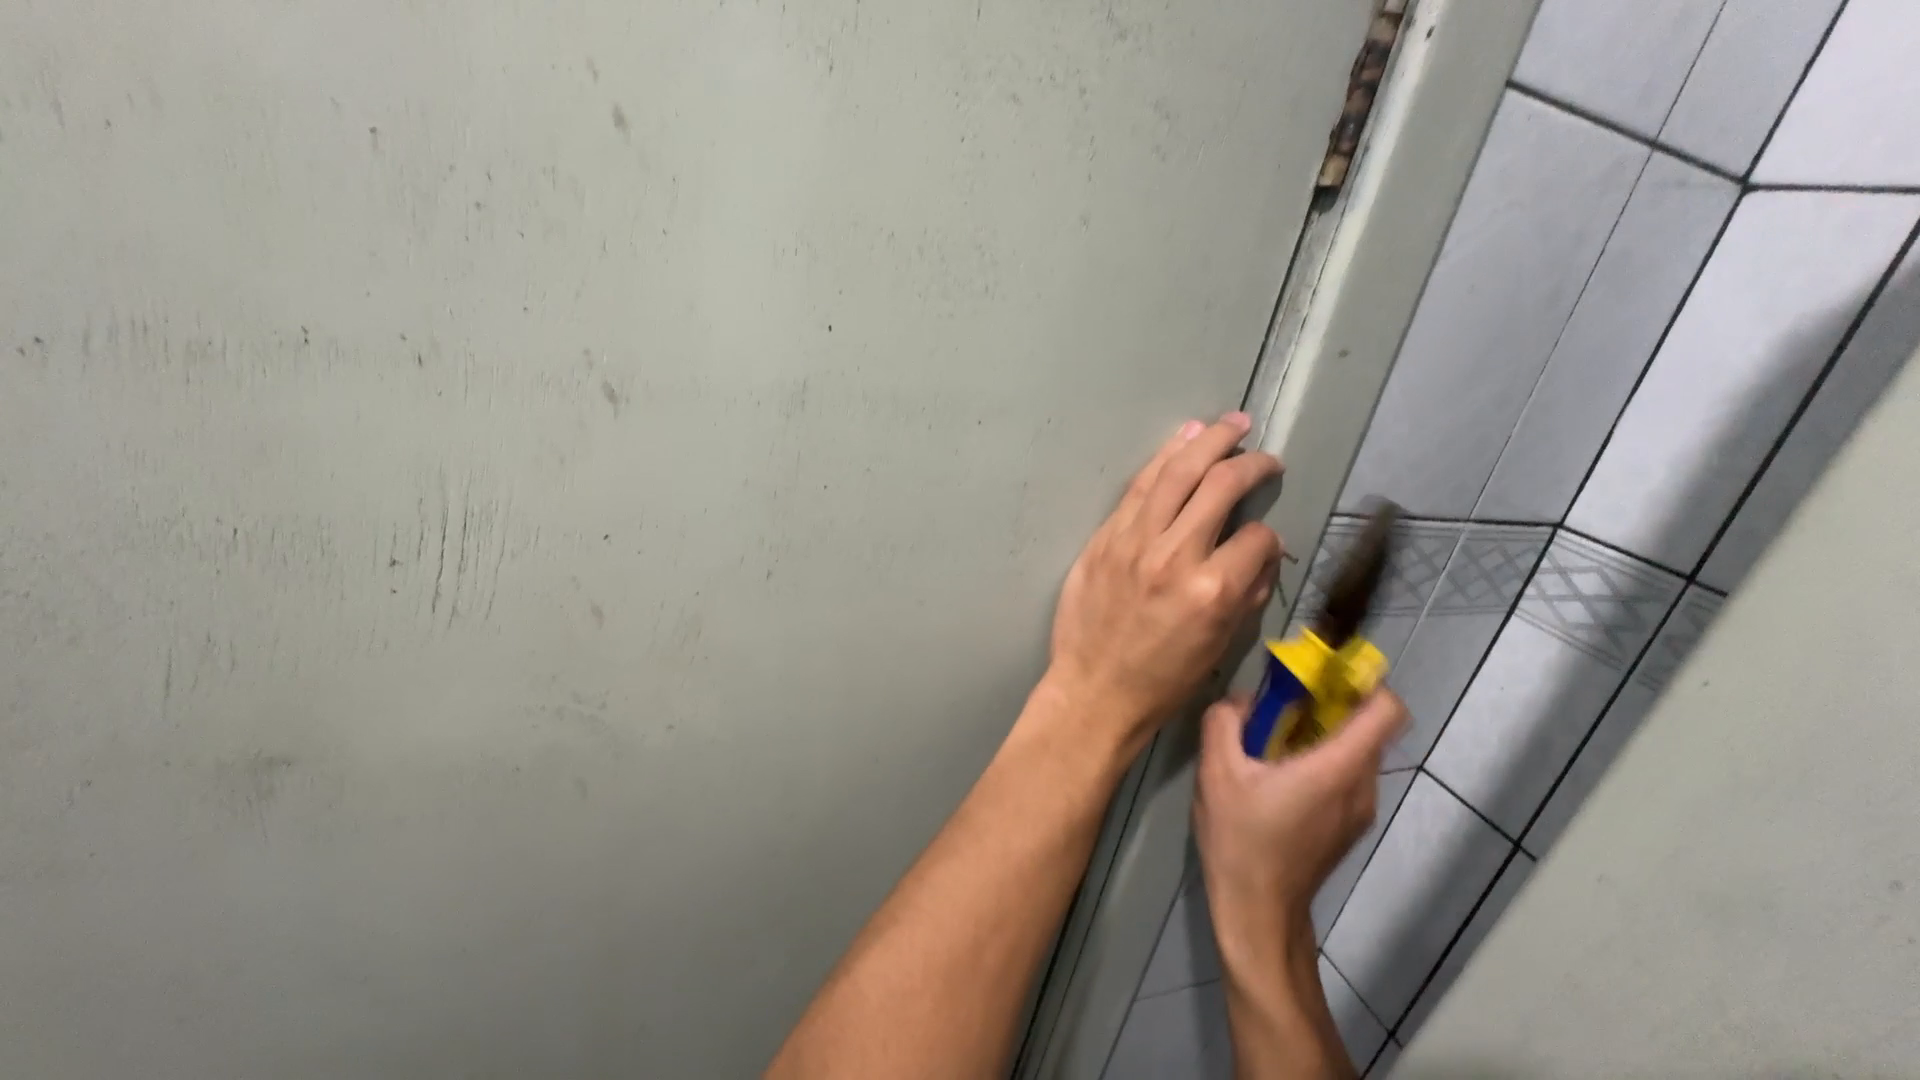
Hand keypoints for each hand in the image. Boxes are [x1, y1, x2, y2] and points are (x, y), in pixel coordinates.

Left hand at [1040, 412, 1282, 751]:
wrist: (1095, 691)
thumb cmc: (1163, 680)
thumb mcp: (1221, 645)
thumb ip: (1248, 593)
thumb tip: (1262, 553)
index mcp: (1212, 590)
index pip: (1257, 537)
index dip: (1270, 537)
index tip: (1265, 539)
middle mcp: (1174, 555)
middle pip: (1220, 485)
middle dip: (1250, 462)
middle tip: (1265, 453)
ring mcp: (1133, 542)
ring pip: (1175, 472)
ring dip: (1206, 441)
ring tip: (1228, 424)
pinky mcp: (1104, 539)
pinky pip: (1138, 488)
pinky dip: (1162, 460)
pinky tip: (1180, 442)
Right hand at [1192, 690, 1406, 948]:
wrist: (1258, 911)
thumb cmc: (1240, 839)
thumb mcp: (1216, 771)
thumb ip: (1225, 721)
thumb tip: (1242, 701)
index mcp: (1337, 767)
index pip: (1386, 710)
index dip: (1365, 682)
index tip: (1324, 675)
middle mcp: (1361, 785)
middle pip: (1365, 728)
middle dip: (1326, 707)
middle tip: (1278, 708)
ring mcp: (1360, 810)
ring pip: (1353, 753)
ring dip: (1320, 737)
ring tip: (1270, 748)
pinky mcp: (1349, 828)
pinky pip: (1345, 778)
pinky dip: (1320, 764)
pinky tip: (1276, 782)